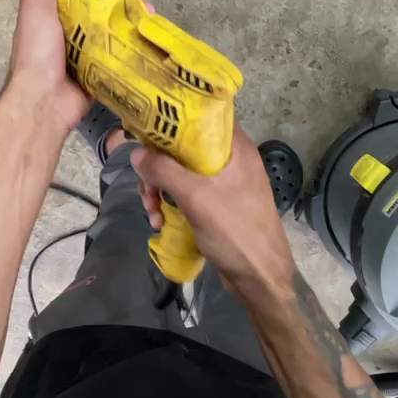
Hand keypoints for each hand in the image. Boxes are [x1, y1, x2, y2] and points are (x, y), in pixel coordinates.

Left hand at [3, 0, 148, 135]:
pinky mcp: (103, 71)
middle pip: (102, 5)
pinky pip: (124, 52)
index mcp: (52, 13)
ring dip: (134, 14)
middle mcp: (70, 30)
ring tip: (148, 9)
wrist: (43, 101)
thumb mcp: (35, 1)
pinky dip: (138, 41)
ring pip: (117, 26)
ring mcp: (88, 52)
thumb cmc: (37, 50)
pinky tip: (150, 33)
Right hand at [132, 126, 293, 295]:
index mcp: (235, 148)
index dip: (173, 121)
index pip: (202, 117)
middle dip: (159, 167)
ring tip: (152, 212)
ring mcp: (226, 184)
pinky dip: (171, 203)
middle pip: (184, 149)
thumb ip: (164, 171)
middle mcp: (232, 160)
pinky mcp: (219, 204)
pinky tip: (160, 222)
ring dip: (160, 189)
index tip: (148, 133)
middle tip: (147, 188)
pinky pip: (188, 193)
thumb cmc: (235, 232)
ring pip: (182, 173)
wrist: (261, 279)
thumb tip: (136, 155)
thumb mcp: (196, 197)